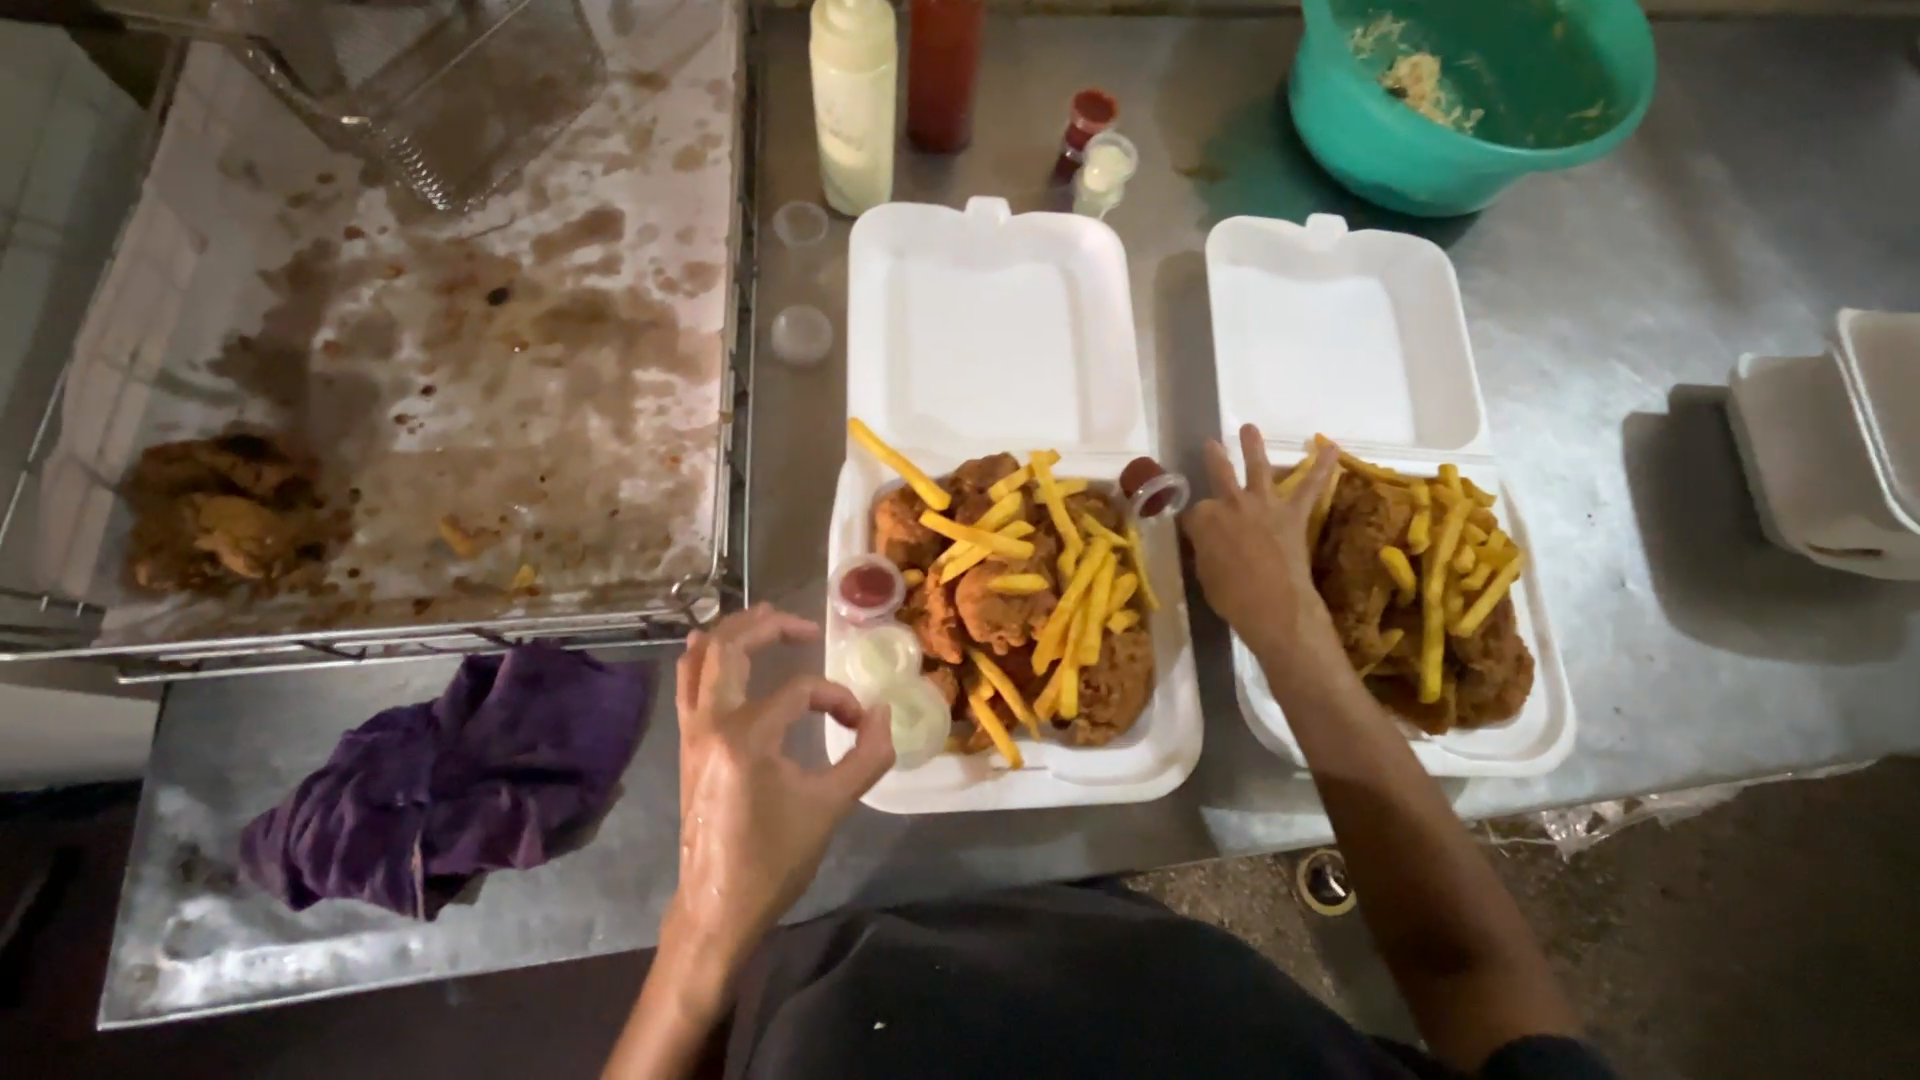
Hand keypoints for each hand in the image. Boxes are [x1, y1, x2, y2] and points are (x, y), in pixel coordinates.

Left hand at [668, 604, 893, 967]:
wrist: (717, 907)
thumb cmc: (775, 859)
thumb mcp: (832, 807)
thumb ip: (868, 756)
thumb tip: (882, 712)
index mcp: (747, 736)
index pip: (800, 690)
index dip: (837, 698)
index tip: (859, 724)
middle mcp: (712, 723)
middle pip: (732, 648)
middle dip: (769, 627)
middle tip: (804, 626)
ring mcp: (692, 733)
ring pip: (702, 660)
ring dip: (732, 633)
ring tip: (762, 616)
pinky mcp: (688, 747)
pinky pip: (688, 685)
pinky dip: (704, 659)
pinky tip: (712, 647)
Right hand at [1179, 424, 1347, 691]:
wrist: (1272, 604)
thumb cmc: (1230, 596)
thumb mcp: (1204, 573)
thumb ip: (1206, 551)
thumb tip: (1210, 544)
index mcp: (1203, 520)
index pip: (1194, 515)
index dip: (1196, 525)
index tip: (1197, 535)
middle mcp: (1230, 503)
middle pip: (1220, 476)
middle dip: (1215, 459)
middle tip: (1211, 445)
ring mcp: (1263, 505)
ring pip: (1257, 468)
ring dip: (1253, 446)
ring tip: (1249, 428)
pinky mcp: (1292, 513)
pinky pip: (1310, 486)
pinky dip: (1322, 467)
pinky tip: (1331, 447)